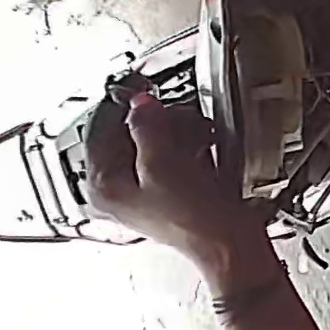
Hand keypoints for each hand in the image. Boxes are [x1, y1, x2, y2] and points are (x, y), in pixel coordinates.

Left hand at [83, 92, 277, 287]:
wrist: (230, 245)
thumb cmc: (194, 222)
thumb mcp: (164, 167)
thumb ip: (148, 129)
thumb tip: (142, 104)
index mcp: (104, 186)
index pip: (99, 130)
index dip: (122, 105)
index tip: (138, 84)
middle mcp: (122, 188)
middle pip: (130, 134)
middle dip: (159, 120)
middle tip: (178, 114)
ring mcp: (149, 189)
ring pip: (156, 141)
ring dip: (179, 130)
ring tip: (198, 131)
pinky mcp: (175, 189)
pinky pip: (176, 153)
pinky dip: (190, 143)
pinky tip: (204, 144)